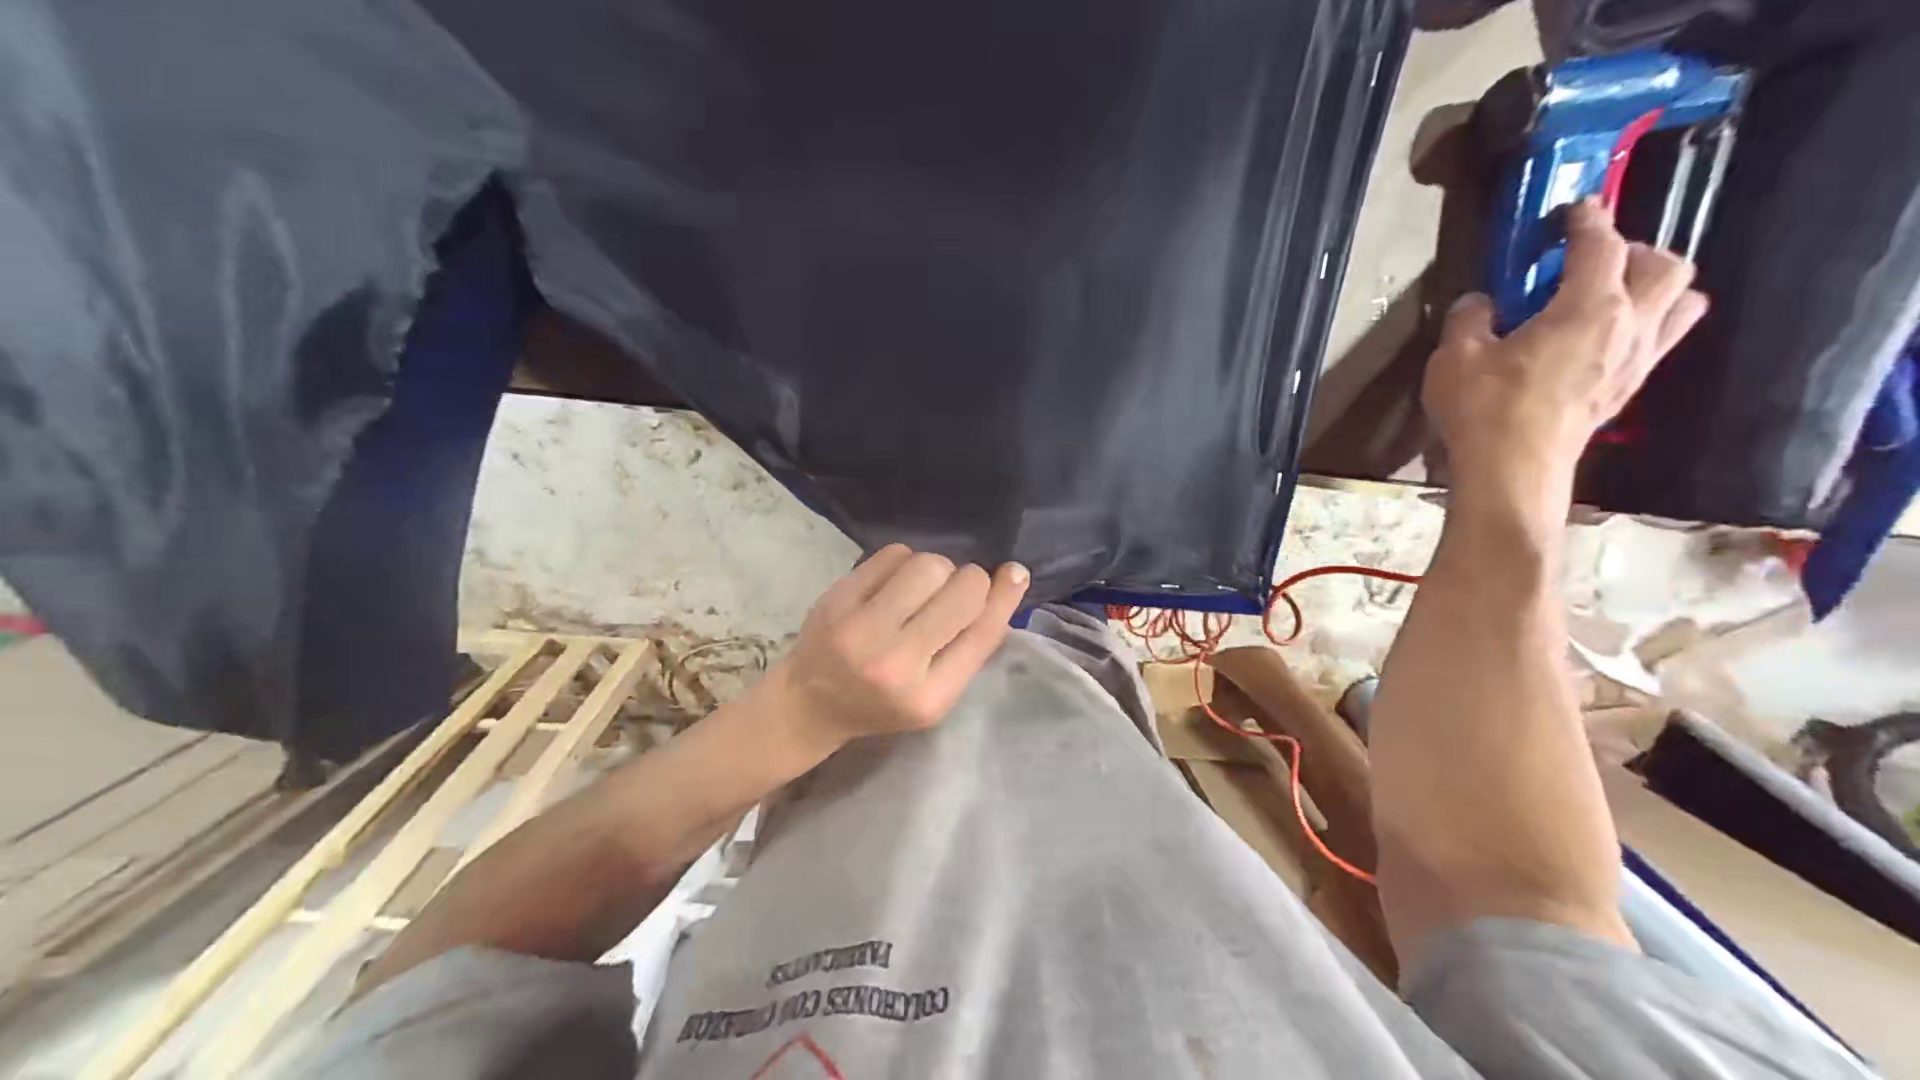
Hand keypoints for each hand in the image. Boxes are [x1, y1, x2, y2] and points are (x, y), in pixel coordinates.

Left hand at [754, 544, 1029, 754]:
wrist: (810, 702)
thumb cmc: (883, 702)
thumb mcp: (936, 694)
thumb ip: (971, 646)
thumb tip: (1009, 579)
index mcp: (929, 695)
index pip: (982, 632)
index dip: (1005, 596)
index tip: (1015, 572)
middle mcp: (895, 661)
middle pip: (961, 588)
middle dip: (970, 581)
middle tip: (953, 594)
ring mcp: (861, 627)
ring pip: (929, 563)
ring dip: (937, 570)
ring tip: (921, 591)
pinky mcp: (838, 597)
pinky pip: (894, 553)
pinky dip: (904, 561)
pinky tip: (895, 583)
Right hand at [1422, 197, 1708, 503]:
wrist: (1513, 470)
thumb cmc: (1484, 408)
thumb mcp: (1454, 357)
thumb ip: (1469, 318)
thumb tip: (1481, 302)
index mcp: (1589, 308)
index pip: (1601, 246)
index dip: (1587, 221)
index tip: (1575, 208)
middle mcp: (1629, 325)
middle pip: (1666, 266)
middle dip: (1633, 252)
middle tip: (1590, 261)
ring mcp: (1637, 360)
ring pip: (1679, 302)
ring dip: (1652, 288)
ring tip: (1608, 297)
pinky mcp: (1628, 388)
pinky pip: (1658, 340)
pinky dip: (1640, 324)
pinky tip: (1598, 339)